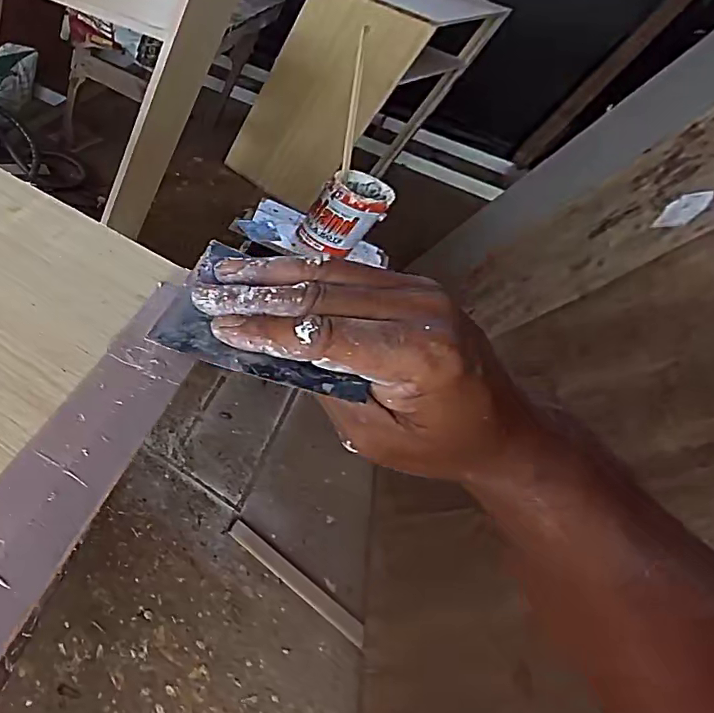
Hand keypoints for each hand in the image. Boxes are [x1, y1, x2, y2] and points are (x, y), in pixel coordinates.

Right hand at [189, 256, 553, 483]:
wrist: (505, 427)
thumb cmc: (437, 442)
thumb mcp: (369, 432)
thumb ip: (323, 384)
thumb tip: (272, 349)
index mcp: (418, 356)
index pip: (321, 332)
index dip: (265, 329)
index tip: (221, 326)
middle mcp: (421, 313)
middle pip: (318, 295)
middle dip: (255, 297)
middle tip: (209, 295)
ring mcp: (419, 291)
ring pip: (327, 273)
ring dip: (269, 274)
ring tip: (224, 274)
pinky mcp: (410, 284)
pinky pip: (343, 270)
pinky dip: (297, 270)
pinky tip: (262, 270)